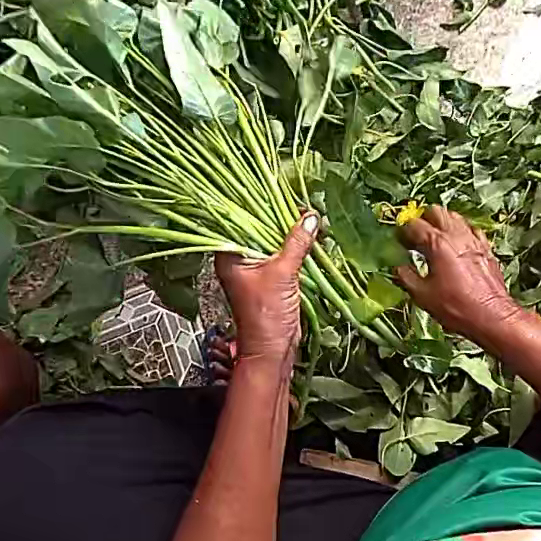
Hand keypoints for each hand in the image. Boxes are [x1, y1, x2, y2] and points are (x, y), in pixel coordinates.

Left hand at [216, 211, 317, 363]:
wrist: (272, 350)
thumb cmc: (266, 316)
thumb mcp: (283, 274)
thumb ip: (297, 243)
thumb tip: (311, 217)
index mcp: (229, 255)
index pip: (240, 219)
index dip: (260, 203)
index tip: (279, 190)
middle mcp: (238, 258)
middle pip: (259, 228)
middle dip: (280, 217)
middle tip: (301, 205)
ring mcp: (255, 269)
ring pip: (273, 242)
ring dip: (291, 233)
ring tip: (310, 218)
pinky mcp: (271, 278)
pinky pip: (283, 256)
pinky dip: (296, 248)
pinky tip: (311, 237)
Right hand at [393, 207, 522, 342]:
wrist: (491, 316)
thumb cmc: (457, 307)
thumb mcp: (422, 295)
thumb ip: (407, 276)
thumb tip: (400, 268)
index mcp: (437, 243)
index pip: (414, 225)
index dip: (402, 231)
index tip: (399, 240)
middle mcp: (456, 235)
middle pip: (436, 211)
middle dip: (423, 219)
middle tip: (416, 234)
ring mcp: (474, 240)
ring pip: (455, 217)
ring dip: (442, 222)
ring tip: (434, 238)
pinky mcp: (486, 248)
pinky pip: (471, 230)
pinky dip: (460, 232)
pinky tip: (457, 244)